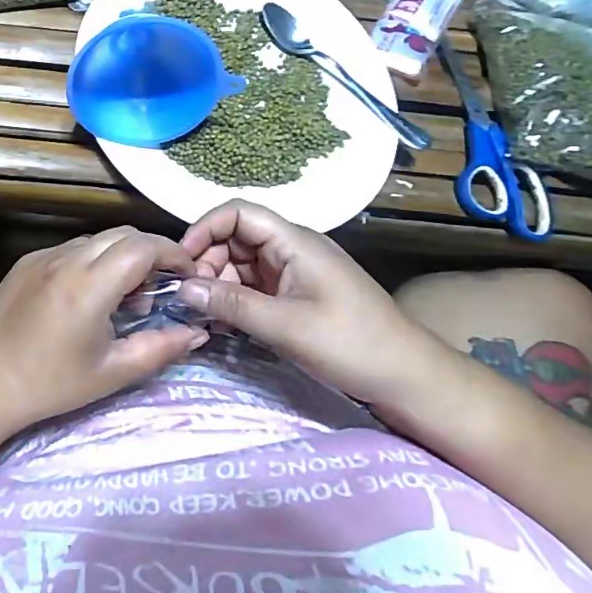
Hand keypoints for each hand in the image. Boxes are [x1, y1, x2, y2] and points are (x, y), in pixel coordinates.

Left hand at [0, 226, 209, 428]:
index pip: (143, 246)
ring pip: (96, 239)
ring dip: (120, 255)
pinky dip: (92, 260)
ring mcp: (43, 256)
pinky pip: (71, 248)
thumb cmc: (52, 384)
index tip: (187, 275)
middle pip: (122, 234)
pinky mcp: (26, 260)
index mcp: (89, 285)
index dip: (172, 254)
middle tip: (159, 288)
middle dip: (150, 252)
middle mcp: (66, 260)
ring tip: (124, 296)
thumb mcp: (113, 372)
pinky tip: (89, 294)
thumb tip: (196, 331)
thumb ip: (160, 348)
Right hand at [177, 200, 448, 404]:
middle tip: (192, 299)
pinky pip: (251, 288)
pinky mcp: (293, 296)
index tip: (183, 262)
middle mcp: (290, 249)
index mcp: (294, 242)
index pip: (237, 213)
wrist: (410, 379)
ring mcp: (292, 273)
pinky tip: (219, 324)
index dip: (205, 229)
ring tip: (202, 316)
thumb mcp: (286, 326)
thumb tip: (182, 288)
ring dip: (217, 285)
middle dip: (206, 263)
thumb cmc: (353, 344)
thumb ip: (231, 304)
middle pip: (233, 239)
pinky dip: (232, 301)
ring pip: (238, 265)